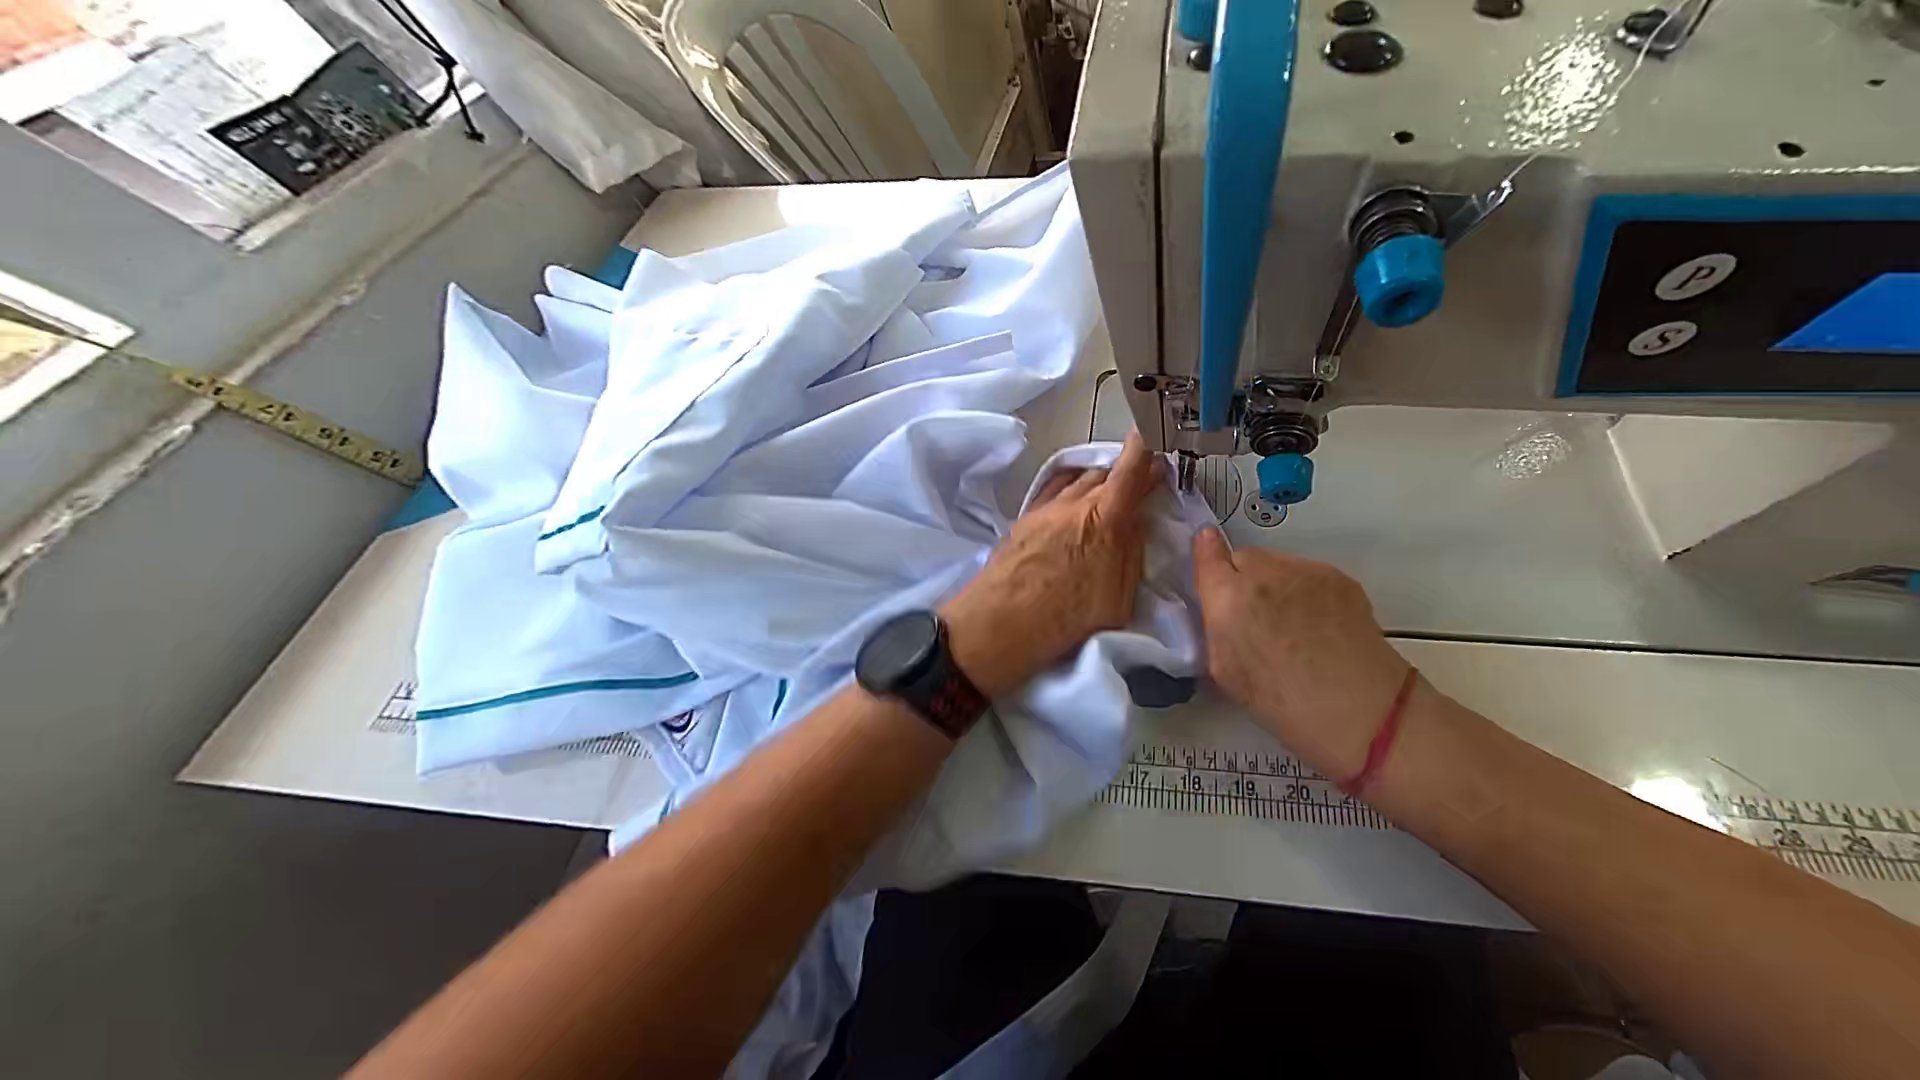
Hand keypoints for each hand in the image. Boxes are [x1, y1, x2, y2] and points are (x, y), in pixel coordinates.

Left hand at [940, 433, 1162, 696]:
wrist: (999, 624)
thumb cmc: (1065, 620)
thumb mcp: (1119, 599)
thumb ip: (1131, 554)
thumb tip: (1137, 522)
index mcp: (1106, 518)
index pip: (1131, 468)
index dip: (1145, 447)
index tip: (1153, 433)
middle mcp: (1074, 503)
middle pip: (1105, 473)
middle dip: (1125, 473)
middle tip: (1139, 483)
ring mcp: (1045, 509)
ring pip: (1077, 482)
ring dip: (1097, 482)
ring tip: (1107, 496)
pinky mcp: (1023, 520)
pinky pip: (1053, 493)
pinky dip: (1070, 490)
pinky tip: (1071, 501)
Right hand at [1191, 529, 1411, 778]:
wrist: (1357, 708)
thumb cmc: (1279, 700)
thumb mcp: (1224, 667)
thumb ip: (1217, 626)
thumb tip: (1221, 609)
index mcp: (1228, 598)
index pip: (1208, 554)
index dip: (1205, 551)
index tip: (1206, 549)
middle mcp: (1264, 573)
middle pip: (1244, 558)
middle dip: (1242, 578)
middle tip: (1253, 614)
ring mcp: (1305, 570)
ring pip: (1277, 563)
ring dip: (1274, 582)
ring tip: (1290, 620)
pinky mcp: (1338, 576)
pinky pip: (1307, 573)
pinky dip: (1305, 589)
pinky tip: (1317, 622)